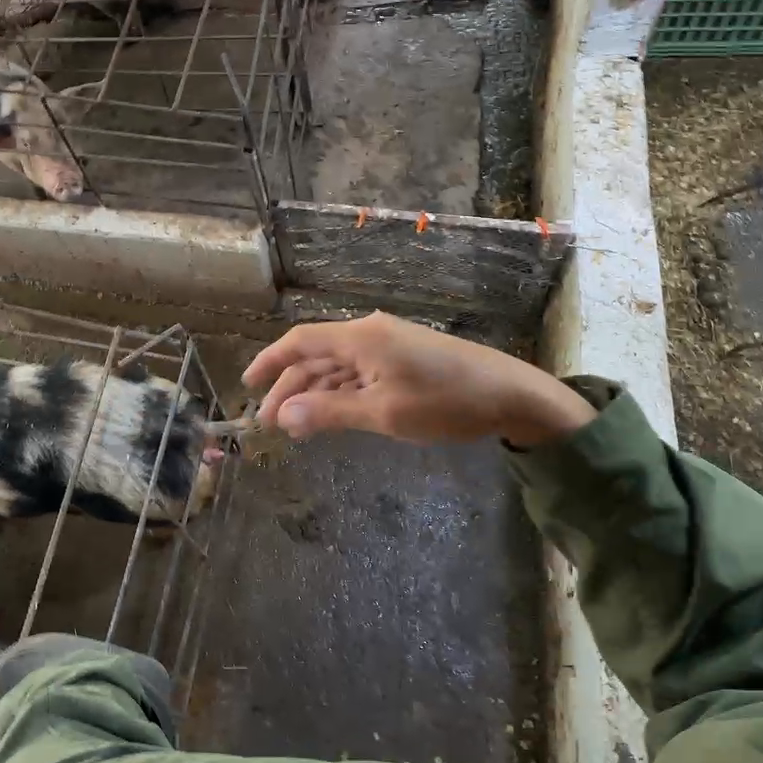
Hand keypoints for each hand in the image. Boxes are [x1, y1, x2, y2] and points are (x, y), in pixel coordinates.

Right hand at [241, 312, 595, 447]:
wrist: (514, 396)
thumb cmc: (446, 402)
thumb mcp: (384, 414)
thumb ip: (329, 413)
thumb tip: (282, 415)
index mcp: (360, 338)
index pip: (300, 342)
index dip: (270, 361)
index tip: (248, 384)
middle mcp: (368, 334)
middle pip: (315, 357)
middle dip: (289, 388)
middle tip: (269, 422)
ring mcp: (387, 346)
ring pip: (336, 368)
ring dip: (313, 394)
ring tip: (295, 427)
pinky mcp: (403, 359)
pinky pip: (358, 373)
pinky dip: (339, 393)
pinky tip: (330, 415)